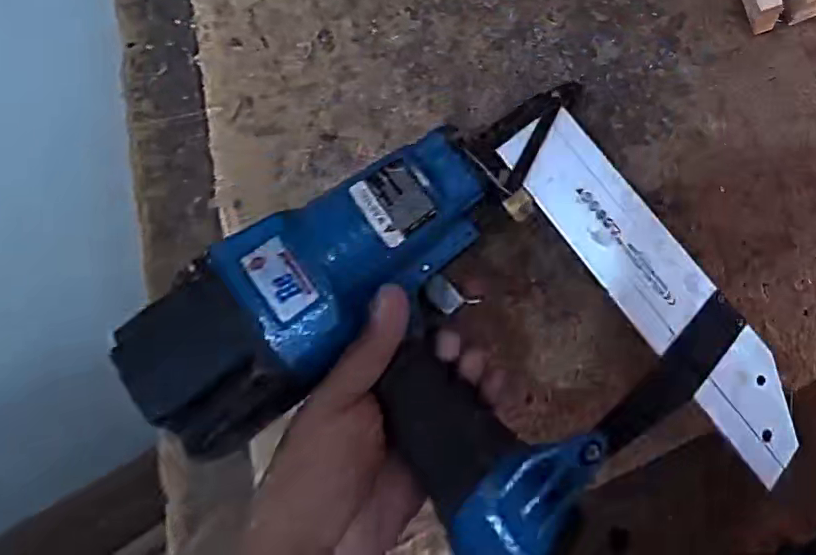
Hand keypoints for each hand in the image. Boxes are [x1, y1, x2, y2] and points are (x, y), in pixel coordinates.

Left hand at [242, 286, 505, 554]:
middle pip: (440, 349)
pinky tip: (499, 390)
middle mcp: (399, 387)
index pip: (405, 327)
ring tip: (476, 369)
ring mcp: (425, 418)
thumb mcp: (334, 404)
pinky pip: (475, 415)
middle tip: (455, 348)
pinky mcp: (447, 447)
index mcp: (368, 370)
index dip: (431, 305)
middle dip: (456, 339)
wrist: (326, 549)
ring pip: (461, 377)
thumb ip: (367, 351)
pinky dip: (493, 397)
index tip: (457, 286)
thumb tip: (392, 290)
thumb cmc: (315, 469)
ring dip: (476, 364)